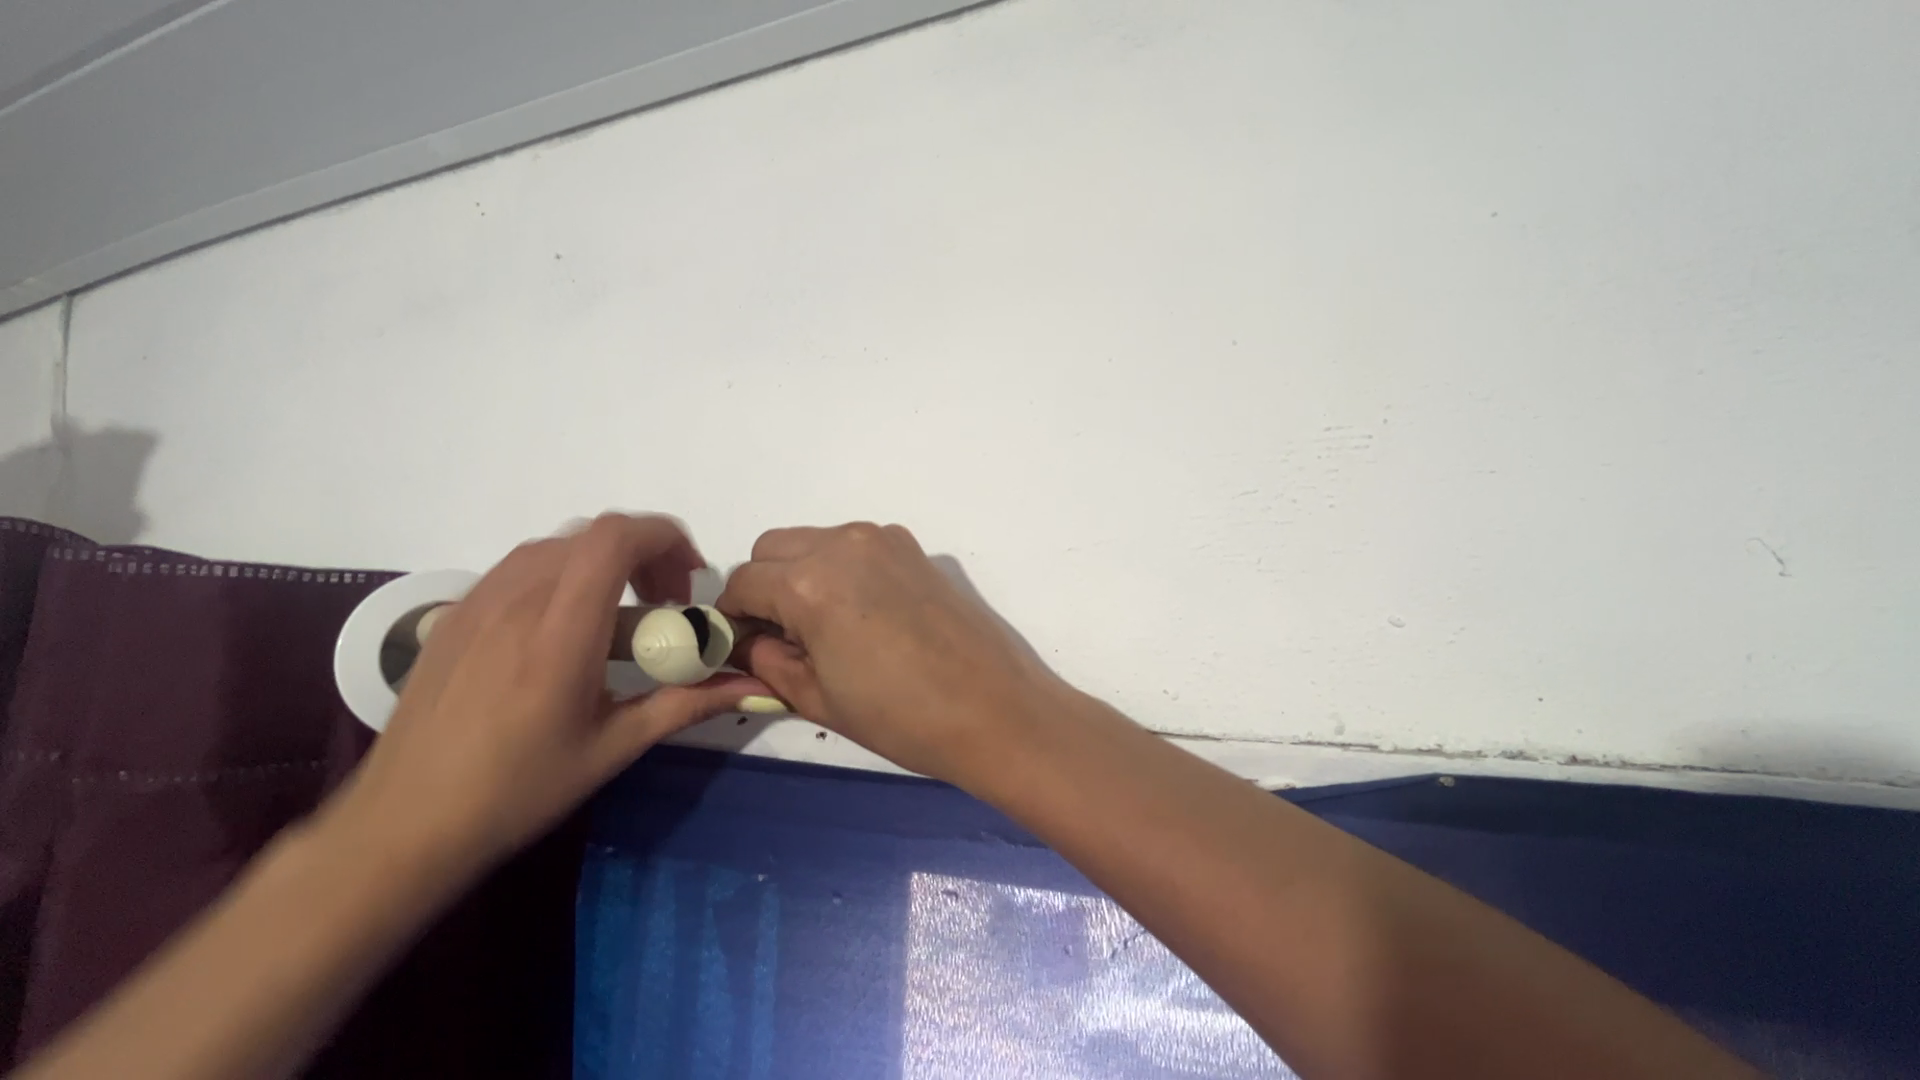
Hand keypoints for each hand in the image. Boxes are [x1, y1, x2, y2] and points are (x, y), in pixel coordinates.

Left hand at [331, 514, 773, 876]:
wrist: (404, 823)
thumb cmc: (518, 791)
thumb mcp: (613, 749)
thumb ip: (686, 704)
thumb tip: (753, 684)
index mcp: (560, 632)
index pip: (615, 539)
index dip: (665, 538)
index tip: (688, 584)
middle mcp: (518, 600)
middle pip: (594, 534)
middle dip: (646, 553)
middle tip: (666, 605)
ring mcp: (479, 601)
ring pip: (557, 545)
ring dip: (604, 561)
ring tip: (620, 616)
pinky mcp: (455, 614)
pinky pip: (520, 566)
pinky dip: (563, 574)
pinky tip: (565, 628)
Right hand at [717, 523, 1065, 783]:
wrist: (995, 711)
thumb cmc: (901, 717)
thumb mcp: (817, 698)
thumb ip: (767, 660)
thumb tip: (746, 642)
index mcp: (809, 582)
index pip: (741, 583)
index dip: (732, 618)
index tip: (741, 648)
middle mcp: (843, 544)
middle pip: (772, 549)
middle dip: (763, 587)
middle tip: (782, 638)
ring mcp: (884, 540)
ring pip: (815, 542)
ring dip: (802, 574)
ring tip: (826, 629)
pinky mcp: (915, 549)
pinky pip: (856, 548)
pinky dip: (843, 570)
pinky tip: (866, 617)